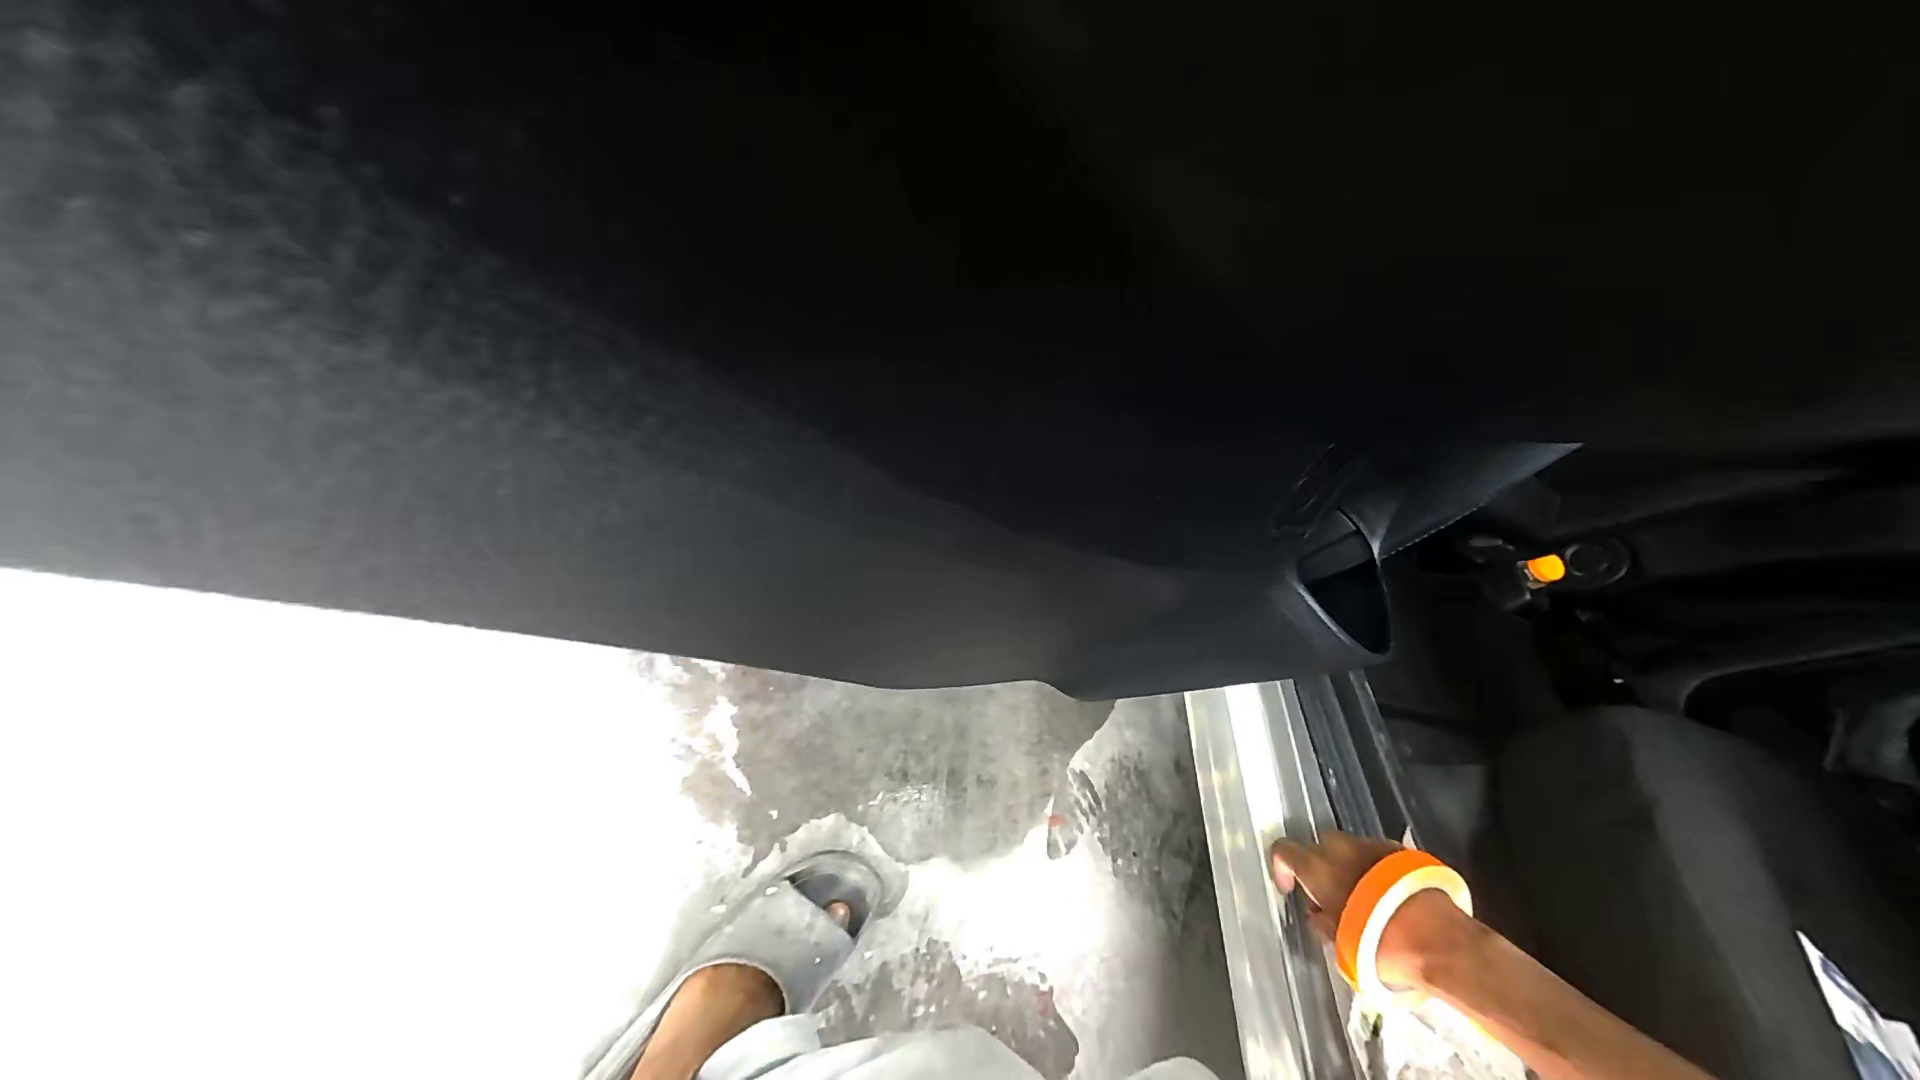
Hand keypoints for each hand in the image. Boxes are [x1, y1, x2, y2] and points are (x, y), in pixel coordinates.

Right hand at [1269, 830, 1471, 990]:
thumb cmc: (1382, 944)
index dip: (1281, 868)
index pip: (1283, 850)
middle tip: (1330, 897)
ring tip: (1364, 898)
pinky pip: (1376, 855)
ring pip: (1348, 849)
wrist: (1445, 943)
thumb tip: (1318, 912)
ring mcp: (1372, 844)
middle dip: (1319, 866)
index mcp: (1316, 866)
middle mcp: (1338, 847)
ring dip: (1348, 867)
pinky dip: (1375, 870)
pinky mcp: (1402, 852)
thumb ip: (1320, 920)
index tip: (1291, 889)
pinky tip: (1389, 896)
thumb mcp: (1339, 943)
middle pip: (1317, 846)